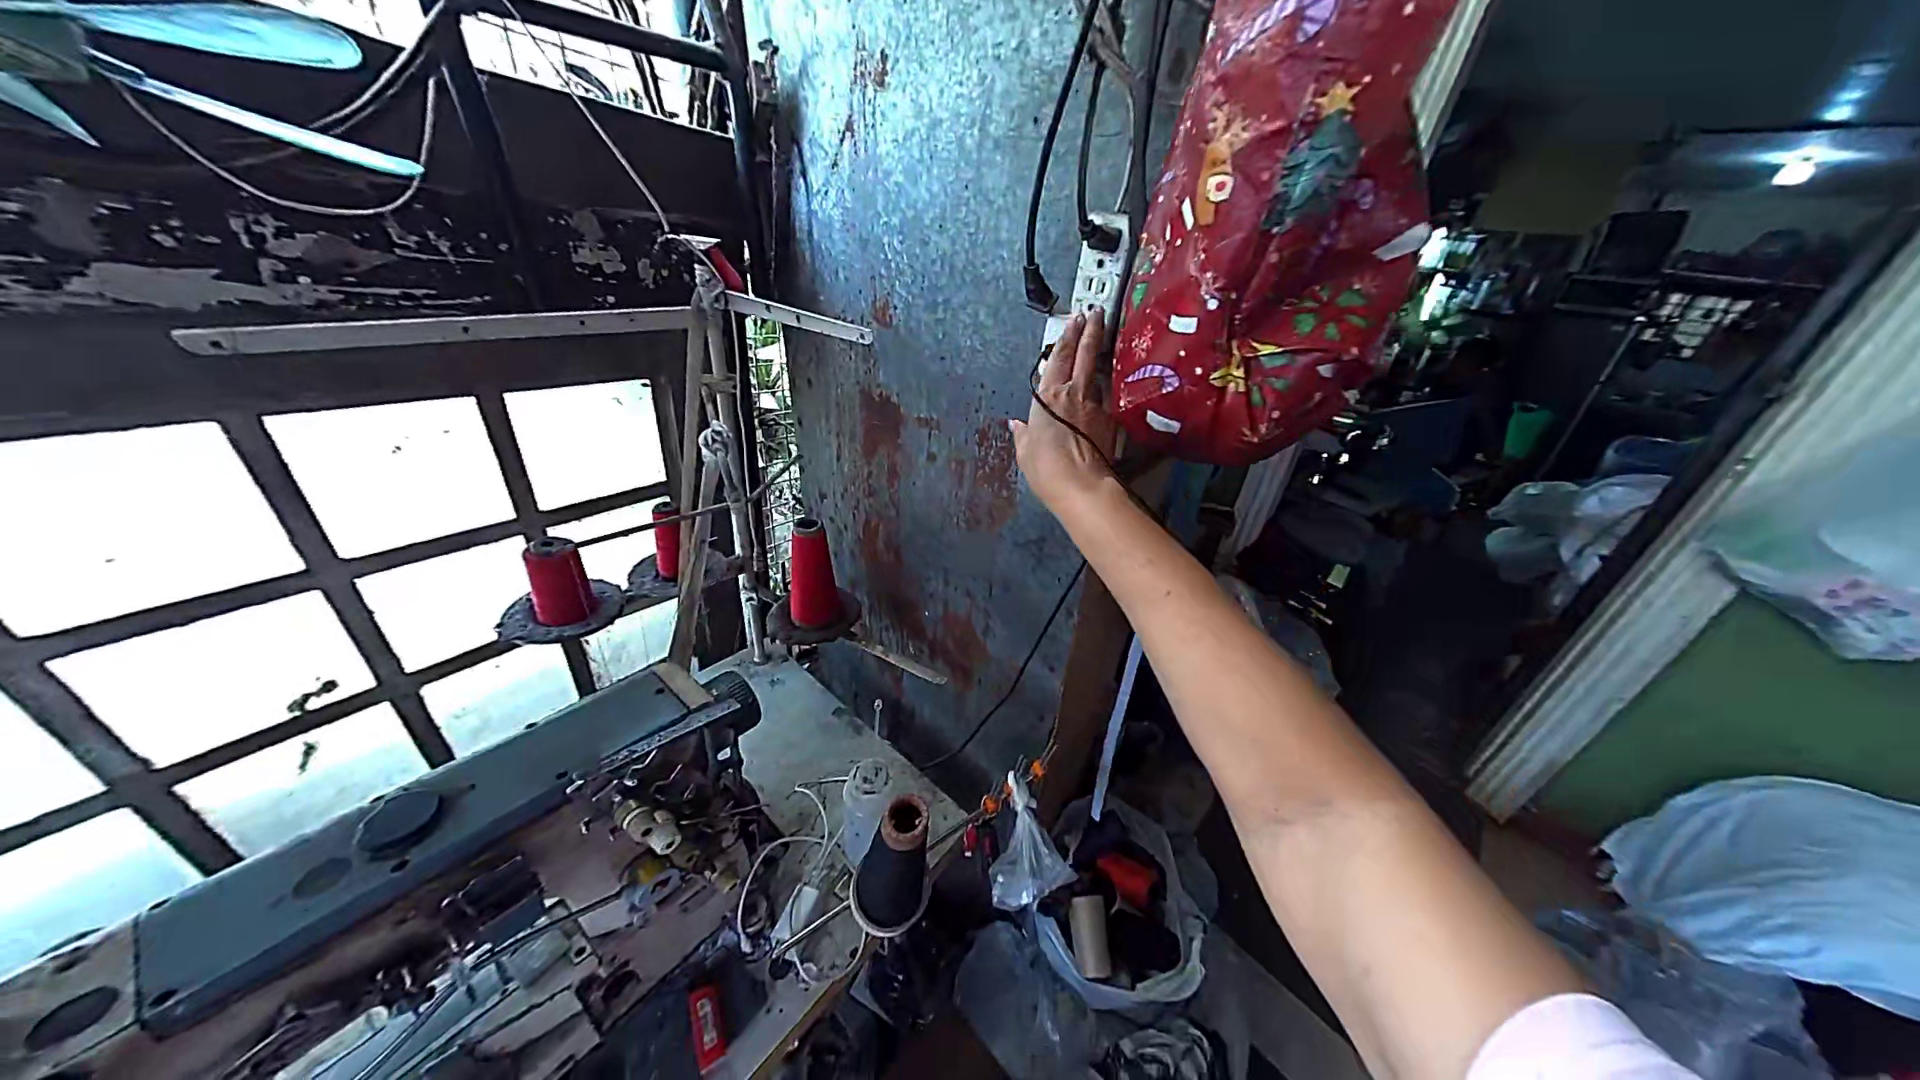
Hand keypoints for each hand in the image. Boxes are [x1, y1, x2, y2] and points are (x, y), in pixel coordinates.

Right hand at [1012, 309, 1117, 512]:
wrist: (1081, 485)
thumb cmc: (1046, 469)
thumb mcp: (1025, 452)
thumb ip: (1023, 434)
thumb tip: (1016, 426)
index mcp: (1048, 397)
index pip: (1058, 358)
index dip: (1066, 336)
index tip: (1074, 319)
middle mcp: (1074, 394)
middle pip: (1085, 354)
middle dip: (1090, 330)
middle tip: (1097, 313)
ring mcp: (1096, 406)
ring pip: (1100, 375)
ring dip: (1101, 359)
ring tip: (1105, 345)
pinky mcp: (1111, 422)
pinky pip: (1107, 403)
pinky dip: (1105, 396)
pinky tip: (1105, 398)